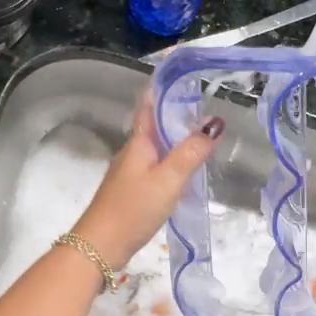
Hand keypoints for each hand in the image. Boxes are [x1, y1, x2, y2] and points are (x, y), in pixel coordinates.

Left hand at [71, 90, 222, 267]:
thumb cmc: (133, 209)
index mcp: (139, 142)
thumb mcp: (169, 179)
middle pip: (156, 125)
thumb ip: (191, 153)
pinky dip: (173, 165)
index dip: (165, 85)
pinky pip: (156, 169)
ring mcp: (130, 173)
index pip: (151, 103)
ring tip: (204, 139)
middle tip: (206, 106)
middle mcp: (133, 152)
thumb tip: (214, 123)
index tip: (182, 70)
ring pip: (158, 149)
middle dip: (178, 114)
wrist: (100, 246)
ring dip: (177, 141)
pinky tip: (186, 176)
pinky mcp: (132, 192)